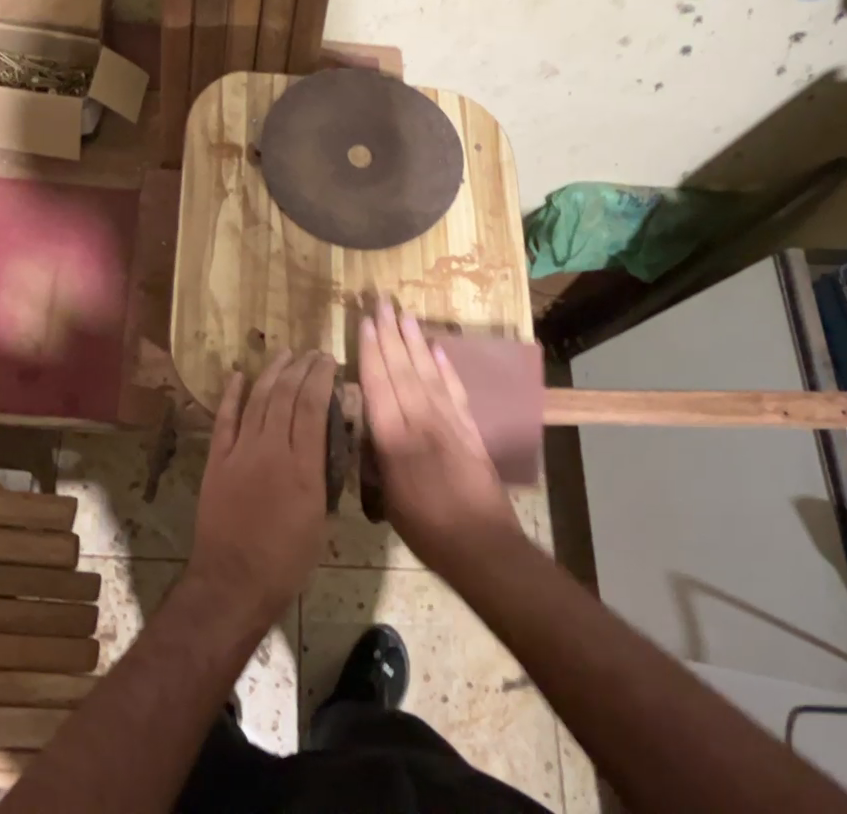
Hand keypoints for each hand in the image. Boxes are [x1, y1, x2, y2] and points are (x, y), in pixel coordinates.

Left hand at [187, 349, 338, 617]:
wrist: (234, 580)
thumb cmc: (287, 559)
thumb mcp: (320, 517)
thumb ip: (325, 475)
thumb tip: (331, 442)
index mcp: (303, 465)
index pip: (313, 406)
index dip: (321, 378)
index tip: (329, 361)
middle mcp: (271, 449)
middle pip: (285, 395)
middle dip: (300, 369)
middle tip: (311, 353)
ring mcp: (239, 452)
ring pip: (257, 400)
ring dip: (271, 373)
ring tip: (283, 354)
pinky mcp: (216, 461)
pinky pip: (224, 420)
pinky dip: (231, 395)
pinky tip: (239, 376)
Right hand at [358, 298, 523, 578]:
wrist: (482, 546)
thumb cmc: (425, 530)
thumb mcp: (386, 498)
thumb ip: (375, 458)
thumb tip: (365, 429)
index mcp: (394, 440)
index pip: (378, 384)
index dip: (370, 351)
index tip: (364, 322)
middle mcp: (421, 422)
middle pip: (402, 369)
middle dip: (390, 333)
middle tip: (381, 300)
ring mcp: (448, 423)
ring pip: (427, 372)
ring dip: (414, 341)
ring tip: (405, 313)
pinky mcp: (469, 430)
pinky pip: (454, 391)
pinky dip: (445, 367)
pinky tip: (437, 348)